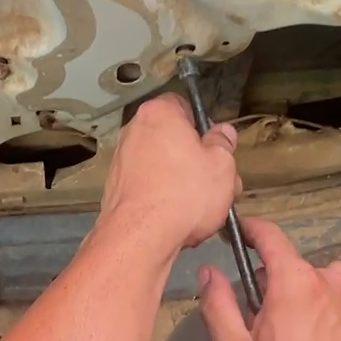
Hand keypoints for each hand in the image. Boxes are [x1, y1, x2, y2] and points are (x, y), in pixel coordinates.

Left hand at [96, 93, 239, 254]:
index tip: (215, 147)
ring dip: (181, 179)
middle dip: (195, 157)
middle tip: (215, 181)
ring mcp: (122, 158)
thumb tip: (223, 132)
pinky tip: (177, 215)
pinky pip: (148, 182)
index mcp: (159, 113)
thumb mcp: (221, 165)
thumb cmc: (182, 194)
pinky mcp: (117, 185)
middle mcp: (135, 129)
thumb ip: (223, 143)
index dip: (202, 126)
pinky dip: (162, 194)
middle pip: (172, 136)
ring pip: (162, 162)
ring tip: (199, 206)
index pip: (183, 104)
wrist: (140, 236)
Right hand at [197, 218, 340, 340]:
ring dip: (308, 297)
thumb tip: (209, 270)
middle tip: (268, 327)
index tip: (238, 236)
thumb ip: (218, 305)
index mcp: (294, 282)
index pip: (269, 235)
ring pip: (323, 281)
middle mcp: (331, 279)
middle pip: (293, 266)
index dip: (250, 231)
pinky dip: (337, 310)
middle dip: (276, 286)